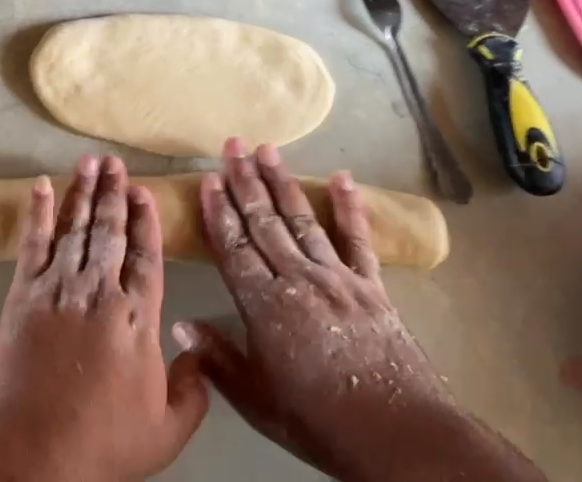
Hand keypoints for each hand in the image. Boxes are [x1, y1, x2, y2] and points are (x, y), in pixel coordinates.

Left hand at [0, 155, 208, 481]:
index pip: (146, 256)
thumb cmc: (103, 441)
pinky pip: (33, 244)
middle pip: (110, 231)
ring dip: (82, 192)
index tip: (144, 190)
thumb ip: (192, 389)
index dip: (146, 220)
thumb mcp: (167, 429)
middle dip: (113, 193)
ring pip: (75, 228)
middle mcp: (99, 291)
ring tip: (89, 162)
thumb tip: (200, 353)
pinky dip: (38, 213)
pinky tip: (42, 187)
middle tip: (114, 161)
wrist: (34, 444)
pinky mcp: (24, 293)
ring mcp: (59, 288)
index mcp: (138, 317)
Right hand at [174, 139, 543, 481]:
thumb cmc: (320, 422)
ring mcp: (337, 279)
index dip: (219, 211)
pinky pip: (357, 239)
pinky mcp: (372, 287)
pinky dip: (350, 207)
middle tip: (233, 144)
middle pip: (264, 222)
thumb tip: (180, 323)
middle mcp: (298, 280)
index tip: (208, 178)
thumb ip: (218, 358)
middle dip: (245, 180)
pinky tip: (343, 178)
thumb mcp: (258, 400)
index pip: (234, 247)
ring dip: (282, 182)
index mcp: (265, 306)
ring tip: (267, 149)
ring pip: (302, 220)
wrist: (401, 437)